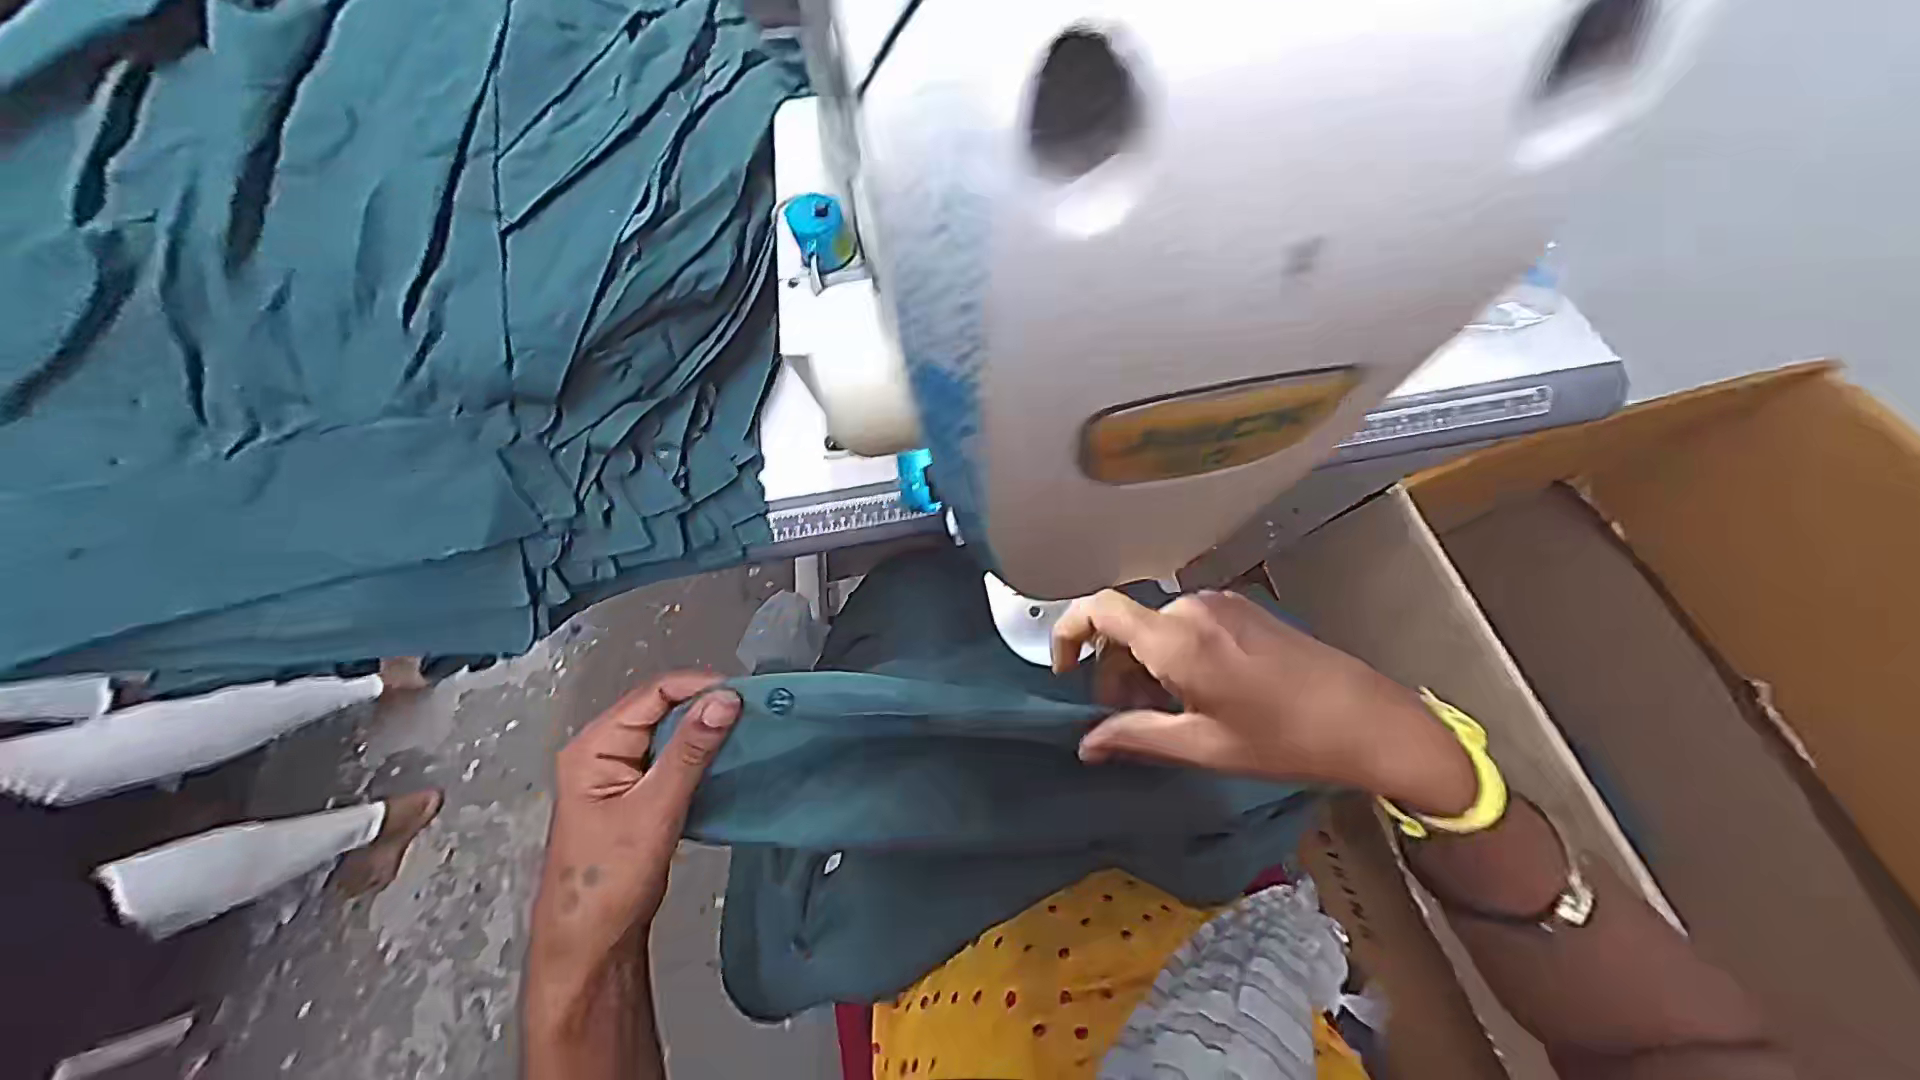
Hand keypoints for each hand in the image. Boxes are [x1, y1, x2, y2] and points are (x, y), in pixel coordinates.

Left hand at [526, 672, 741, 1016]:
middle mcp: (604, 749)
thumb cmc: (608, 881)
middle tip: (751, 712)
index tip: (743, 694)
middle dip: (707, 706)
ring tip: (745, 731)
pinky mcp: (639, 790)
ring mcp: (621, 770)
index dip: (700, 687)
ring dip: (707, 729)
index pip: (654, 693)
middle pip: (663, 707)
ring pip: (672, 731)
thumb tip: (726, 699)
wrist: (591, 945)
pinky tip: (727, 757)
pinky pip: (676, 755)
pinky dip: (702, 752)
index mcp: (594, 746)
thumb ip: (691, 750)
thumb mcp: (655, 809)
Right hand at [1053, 589, 1474, 814]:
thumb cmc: (1284, 738)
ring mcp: (1220, 604)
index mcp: (1176, 638)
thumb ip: (1134, 736)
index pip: (1098, 610)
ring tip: (1167, 711)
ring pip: (1156, 629)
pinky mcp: (1241, 609)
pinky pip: (1186, 625)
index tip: (1064, 672)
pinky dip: (1173, 654)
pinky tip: (1197, 692)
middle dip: (1114, 671)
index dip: (1067, 634)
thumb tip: (1087, 744)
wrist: (1370, 720)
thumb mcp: (1201, 745)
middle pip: (1126, 627)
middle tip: (1129, 717)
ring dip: (1145, 666)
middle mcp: (1192, 608)